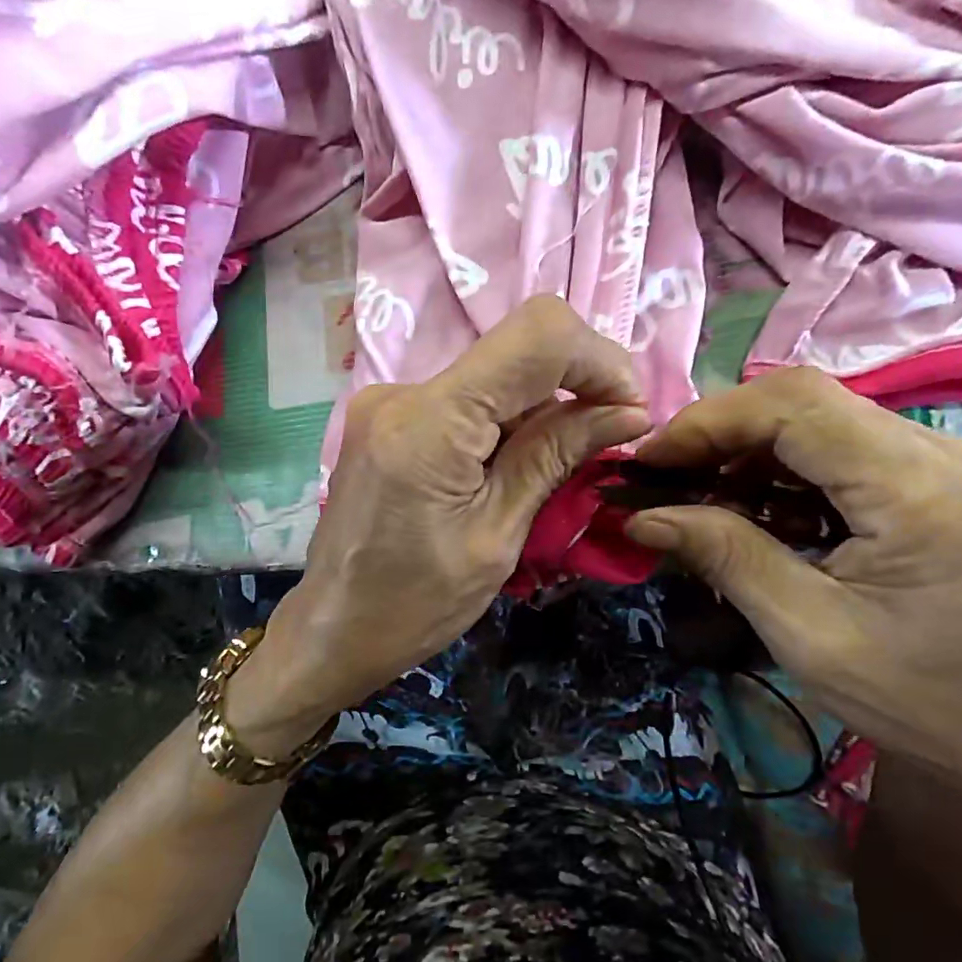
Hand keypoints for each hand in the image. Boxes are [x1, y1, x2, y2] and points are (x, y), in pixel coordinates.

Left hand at [226, 297, 649, 755]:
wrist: (334, 627)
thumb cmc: (414, 603)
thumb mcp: (497, 536)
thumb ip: (553, 457)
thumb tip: (627, 411)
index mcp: (430, 421)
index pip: (536, 334)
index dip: (598, 359)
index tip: (626, 413)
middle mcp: (402, 392)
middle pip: (516, 349)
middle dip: (574, 385)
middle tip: (603, 444)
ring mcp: (388, 402)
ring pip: (492, 373)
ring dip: (538, 407)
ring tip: (556, 468)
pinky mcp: (386, 419)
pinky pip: (462, 398)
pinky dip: (501, 420)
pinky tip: (509, 468)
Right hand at [623, 368, 961, 915]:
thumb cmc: (911, 697)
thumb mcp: (802, 628)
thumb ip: (724, 555)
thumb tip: (641, 516)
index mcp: (924, 492)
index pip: (797, 407)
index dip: (708, 421)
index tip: (647, 463)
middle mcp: (948, 457)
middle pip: (807, 403)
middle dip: (719, 433)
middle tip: (662, 479)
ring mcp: (950, 465)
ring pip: (821, 420)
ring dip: (746, 452)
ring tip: (698, 499)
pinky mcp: (939, 484)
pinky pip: (842, 450)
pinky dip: (780, 471)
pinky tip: (753, 510)